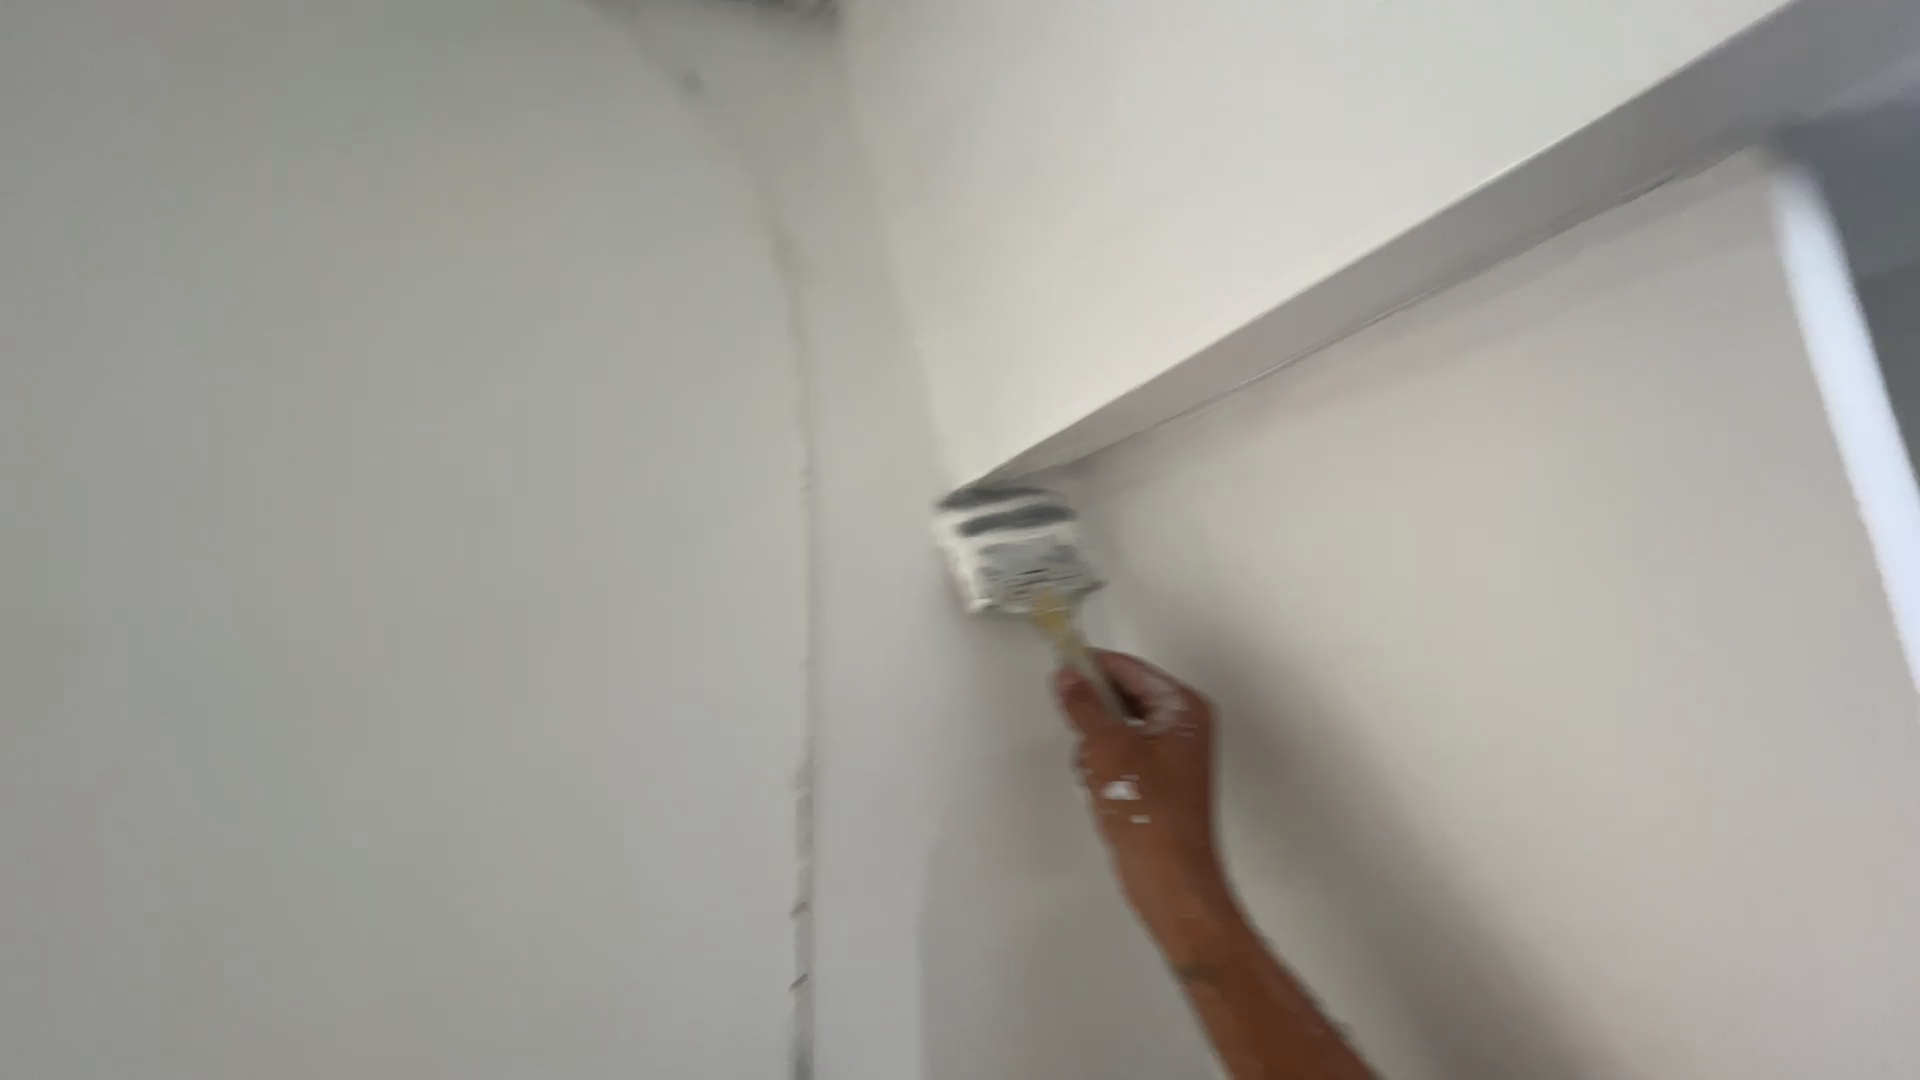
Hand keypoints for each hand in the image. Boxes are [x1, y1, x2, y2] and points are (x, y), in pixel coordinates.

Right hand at [1053, 651, 1228, 923]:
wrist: (1170, 879)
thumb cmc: (1146, 810)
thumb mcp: (1106, 747)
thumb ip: (1084, 704)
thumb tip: (1066, 675)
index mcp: (1182, 707)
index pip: (1128, 668)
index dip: (1091, 665)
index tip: (1058, 667)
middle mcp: (1183, 724)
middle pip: (1124, 695)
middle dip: (1094, 712)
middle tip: (1076, 730)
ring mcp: (1173, 752)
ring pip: (1118, 725)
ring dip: (1096, 743)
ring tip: (1094, 772)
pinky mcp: (1160, 778)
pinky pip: (1122, 752)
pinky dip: (1104, 764)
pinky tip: (1099, 788)